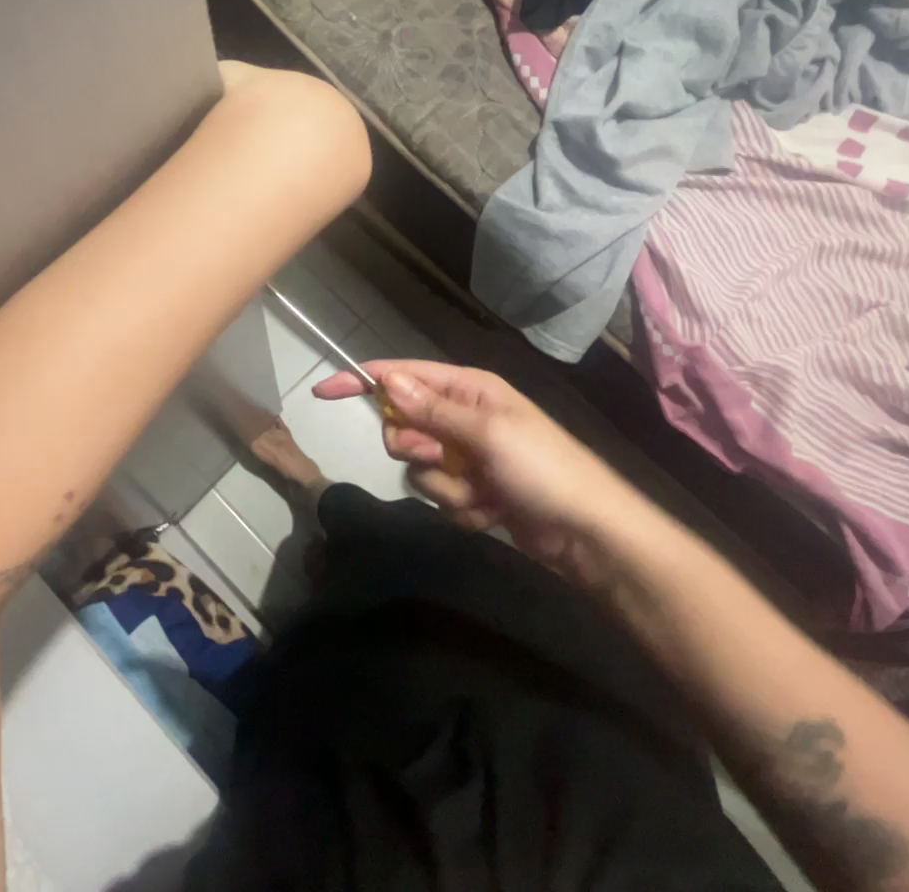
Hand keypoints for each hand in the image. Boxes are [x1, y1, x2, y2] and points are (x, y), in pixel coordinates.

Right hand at [312, 360, 636, 547]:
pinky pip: (438, 496)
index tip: (324, 391)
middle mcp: (461, 417)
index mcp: (468, 389)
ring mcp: (465, 457)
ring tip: (483, 492)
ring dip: (446, 485)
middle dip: (416, 447)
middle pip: (402, 425)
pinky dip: (462, 507)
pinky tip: (492, 510)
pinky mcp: (470, 491)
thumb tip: (387, 378)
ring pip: (417, 467)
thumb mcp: (487, 431)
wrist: (584, 532)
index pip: (402, 376)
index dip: (362, 381)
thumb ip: (432, 407)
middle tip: (443, 456)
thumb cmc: (542, 468)